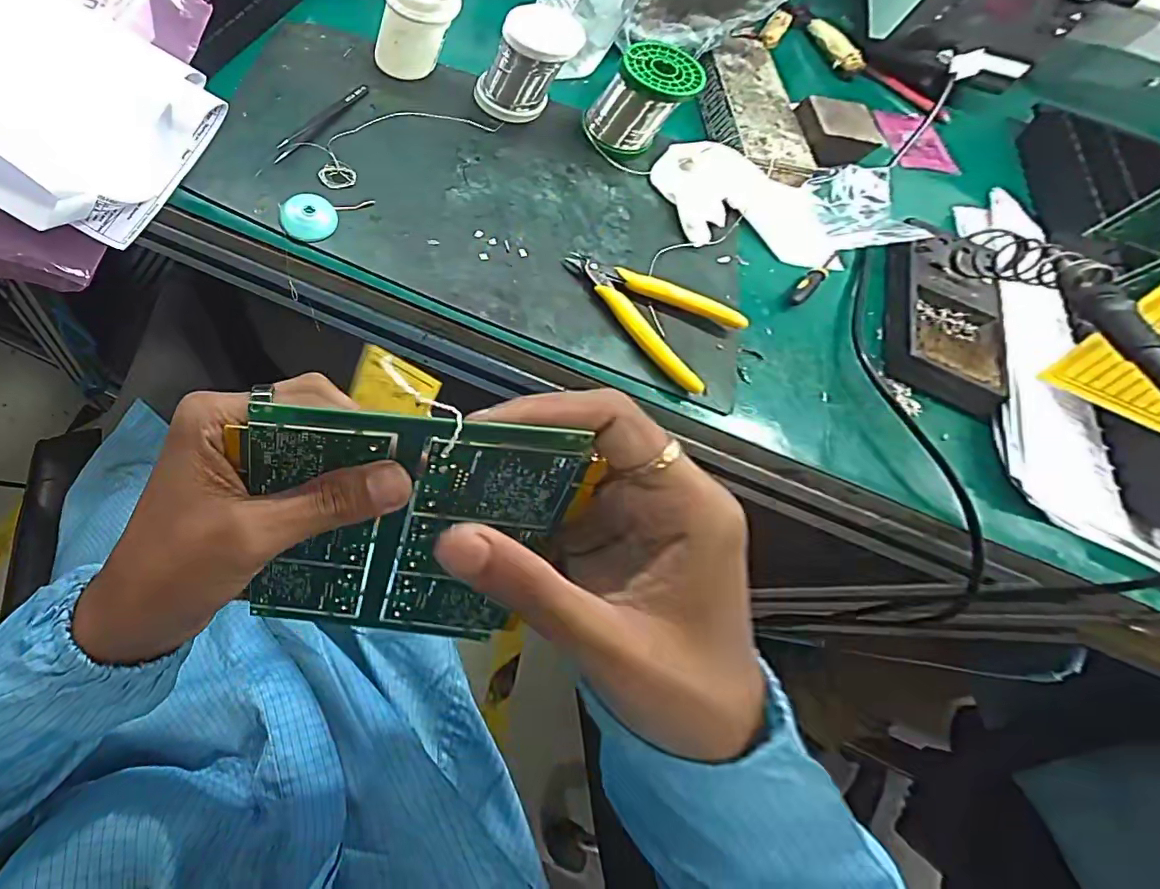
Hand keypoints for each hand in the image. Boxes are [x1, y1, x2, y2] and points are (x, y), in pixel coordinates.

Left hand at [72, 374, 413, 664]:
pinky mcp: (242, 482)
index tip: (402, 450)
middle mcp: (225, 421)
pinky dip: (325, 490)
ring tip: (393, 492)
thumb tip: (399, 479)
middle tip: (405, 474)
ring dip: (344, 469)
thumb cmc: (176, 571)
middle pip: (306, 419)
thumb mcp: (253, 534)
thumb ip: (325, 503)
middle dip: (353, 446)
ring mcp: (234, 451)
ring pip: (305, 448)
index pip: (298, 399)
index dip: (353, 421)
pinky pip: (295, 475)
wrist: (130, 620)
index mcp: (214, 415)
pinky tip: (358, 509)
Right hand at [433, 390, 763, 761]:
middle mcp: (654, 494)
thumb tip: (449, 539)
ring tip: (449, 482)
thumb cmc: (683, 695)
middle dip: (514, 440)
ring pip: (557, 468)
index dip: (548, 411)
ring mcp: (624, 515)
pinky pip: (546, 505)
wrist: (710, 748)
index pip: (615, 420)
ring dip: (504, 472)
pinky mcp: (599, 538)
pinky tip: (469, 518)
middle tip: (451, 455)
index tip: (484, 428)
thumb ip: (529, 587)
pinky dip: (507, 509)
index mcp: (683, 502)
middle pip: (579, 436)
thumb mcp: (605, 643)